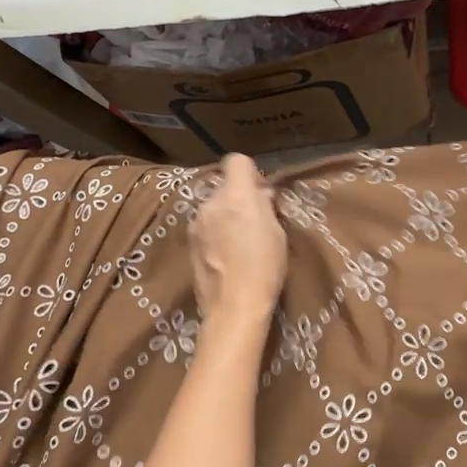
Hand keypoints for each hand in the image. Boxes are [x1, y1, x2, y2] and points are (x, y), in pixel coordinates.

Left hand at [189, 154, 287, 322]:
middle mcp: (210, 203)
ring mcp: (196, 223)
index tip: (261, 191)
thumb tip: (260, 194)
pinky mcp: (189, 243)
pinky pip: (206, 225)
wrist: (234, 306)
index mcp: (236, 196)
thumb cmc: (265, 267)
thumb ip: (265, 206)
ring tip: (241, 240)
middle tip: (256, 219)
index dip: (250, 172)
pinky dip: (216, 231)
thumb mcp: (277, 232)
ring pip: (214, 207)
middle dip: (239, 196)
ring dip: (226, 214)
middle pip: (225, 186)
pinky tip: (227, 253)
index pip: (236, 161)